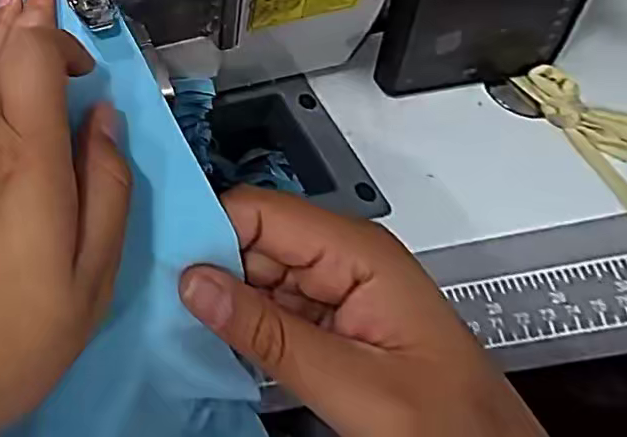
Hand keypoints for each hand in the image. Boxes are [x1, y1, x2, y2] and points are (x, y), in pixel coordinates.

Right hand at [179, 187, 543, 436]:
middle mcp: (341, 255)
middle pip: (251, 238)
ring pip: (254, 270)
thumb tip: (193, 282)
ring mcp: (335, 285)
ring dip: (227, 298)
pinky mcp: (329, 315)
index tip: (170, 262)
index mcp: (356, 250)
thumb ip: (270, 334)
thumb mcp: (359, 390)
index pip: (258, 211)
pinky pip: (269, 301)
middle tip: (174, 302)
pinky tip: (228, 342)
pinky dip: (245, 321)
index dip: (211, 229)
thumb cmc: (456, 432)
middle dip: (214, 268)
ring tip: (194, 324)